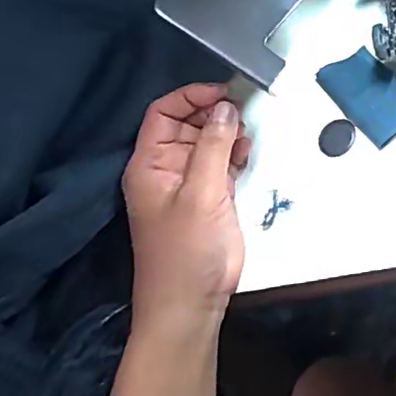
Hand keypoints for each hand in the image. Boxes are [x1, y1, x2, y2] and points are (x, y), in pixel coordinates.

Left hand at [123, 84, 252, 332]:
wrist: (192, 302)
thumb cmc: (186, 252)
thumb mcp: (201, 193)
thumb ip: (213, 146)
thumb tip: (225, 107)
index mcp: (150, 164)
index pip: (164, 112)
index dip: (191, 97)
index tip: (224, 93)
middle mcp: (167, 167)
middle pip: (189, 121)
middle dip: (215, 114)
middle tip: (241, 118)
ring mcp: (190, 181)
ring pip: (209, 139)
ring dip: (228, 132)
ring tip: (244, 140)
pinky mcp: (211, 194)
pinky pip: (222, 158)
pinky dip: (235, 151)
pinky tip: (245, 155)